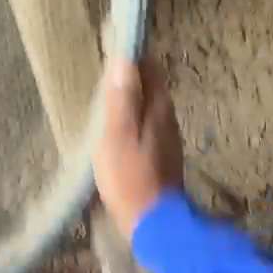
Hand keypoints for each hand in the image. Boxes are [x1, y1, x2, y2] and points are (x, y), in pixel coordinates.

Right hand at [93, 58, 184, 238]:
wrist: (153, 222)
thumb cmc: (129, 177)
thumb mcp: (117, 135)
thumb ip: (121, 99)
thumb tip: (123, 60)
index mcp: (159, 108)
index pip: (151, 68)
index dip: (133, 58)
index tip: (111, 51)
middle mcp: (169, 119)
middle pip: (152, 88)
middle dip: (131, 79)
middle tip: (103, 77)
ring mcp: (167, 140)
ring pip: (150, 110)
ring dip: (132, 103)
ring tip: (107, 103)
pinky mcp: (161, 159)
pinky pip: (147, 130)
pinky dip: (133, 124)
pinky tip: (118, 134)